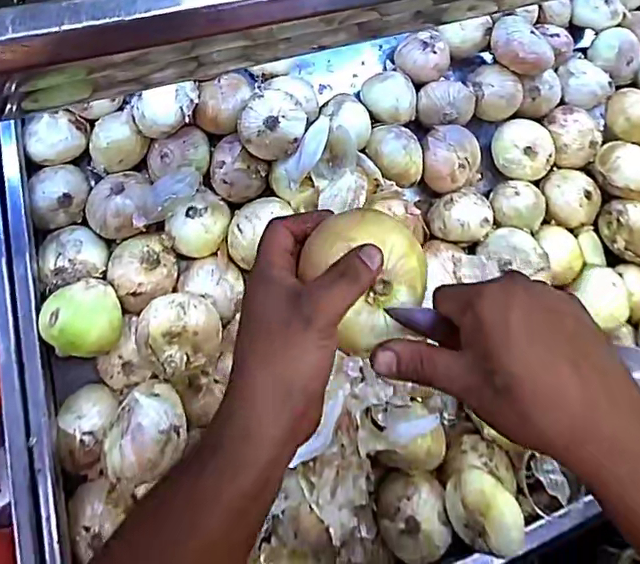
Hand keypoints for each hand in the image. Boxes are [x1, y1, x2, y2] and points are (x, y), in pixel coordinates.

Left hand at [221, 210, 381, 451]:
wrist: (268, 420)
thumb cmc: (285, 357)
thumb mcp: (318, 309)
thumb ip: (345, 277)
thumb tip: (372, 249)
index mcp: (268, 274)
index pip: (281, 230)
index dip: (307, 220)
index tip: (339, 223)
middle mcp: (273, 290)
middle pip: (297, 253)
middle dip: (327, 245)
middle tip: (360, 246)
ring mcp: (283, 316)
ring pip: (310, 282)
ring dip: (336, 275)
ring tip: (367, 274)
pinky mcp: (297, 339)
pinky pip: (319, 308)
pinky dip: (339, 302)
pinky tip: (362, 309)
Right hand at [371, 272, 639, 472]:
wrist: (604, 421)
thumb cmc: (526, 402)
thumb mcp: (467, 385)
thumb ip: (420, 363)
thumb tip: (375, 355)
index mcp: (481, 299)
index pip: (443, 303)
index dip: (447, 334)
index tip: (464, 362)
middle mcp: (511, 283)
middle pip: (477, 300)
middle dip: (476, 328)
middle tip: (493, 371)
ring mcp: (546, 292)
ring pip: (508, 304)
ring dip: (506, 326)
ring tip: (525, 370)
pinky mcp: (574, 305)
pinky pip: (539, 309)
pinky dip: (537, 328)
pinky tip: (551, 364)